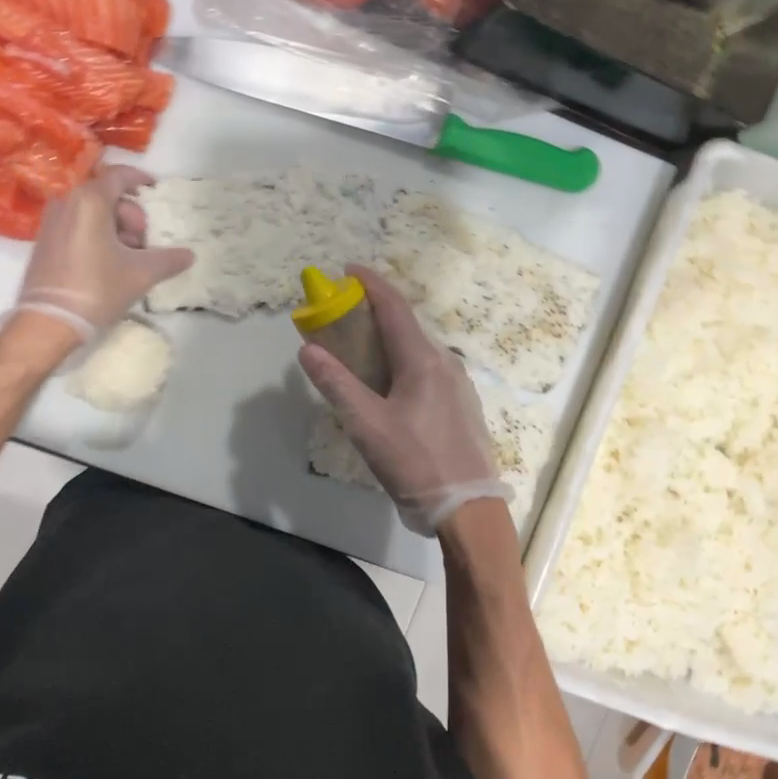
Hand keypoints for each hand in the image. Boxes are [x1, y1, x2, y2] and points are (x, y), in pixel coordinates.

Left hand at [7, 165, 194, 342]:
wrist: (48, 321)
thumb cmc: (97, 288)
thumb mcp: (140, 274)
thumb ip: (168, 260)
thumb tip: (189, 255)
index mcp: (90, 200)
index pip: (119, 175)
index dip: (140, 180)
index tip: (155, 190)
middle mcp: (67, 202)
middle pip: (107, 195)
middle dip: (131, 215)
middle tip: (143, 242)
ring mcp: (51, 222)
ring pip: (91, 213)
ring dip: (114, 228)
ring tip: (128, 258)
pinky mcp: (44, 242)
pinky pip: (76, 226)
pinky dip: (95, 235)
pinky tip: (107, 264)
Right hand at [299, 265, 510, 536]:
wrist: (467, 509)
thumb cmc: (415, 463)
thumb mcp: (366, 425)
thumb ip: (336, 384)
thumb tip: (309, 349)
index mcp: (423, 361)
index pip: (394, 308)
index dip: (371, 284)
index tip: (347, 269)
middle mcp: (445, 364)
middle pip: (406, 327)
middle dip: (374, 315)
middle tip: (342, 317)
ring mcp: (458, 386)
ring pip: (418, 351)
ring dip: (388, 342)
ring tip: (359, 353)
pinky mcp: (462, 407)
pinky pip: (428, 372)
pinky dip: (402, 365)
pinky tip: (388, 387)